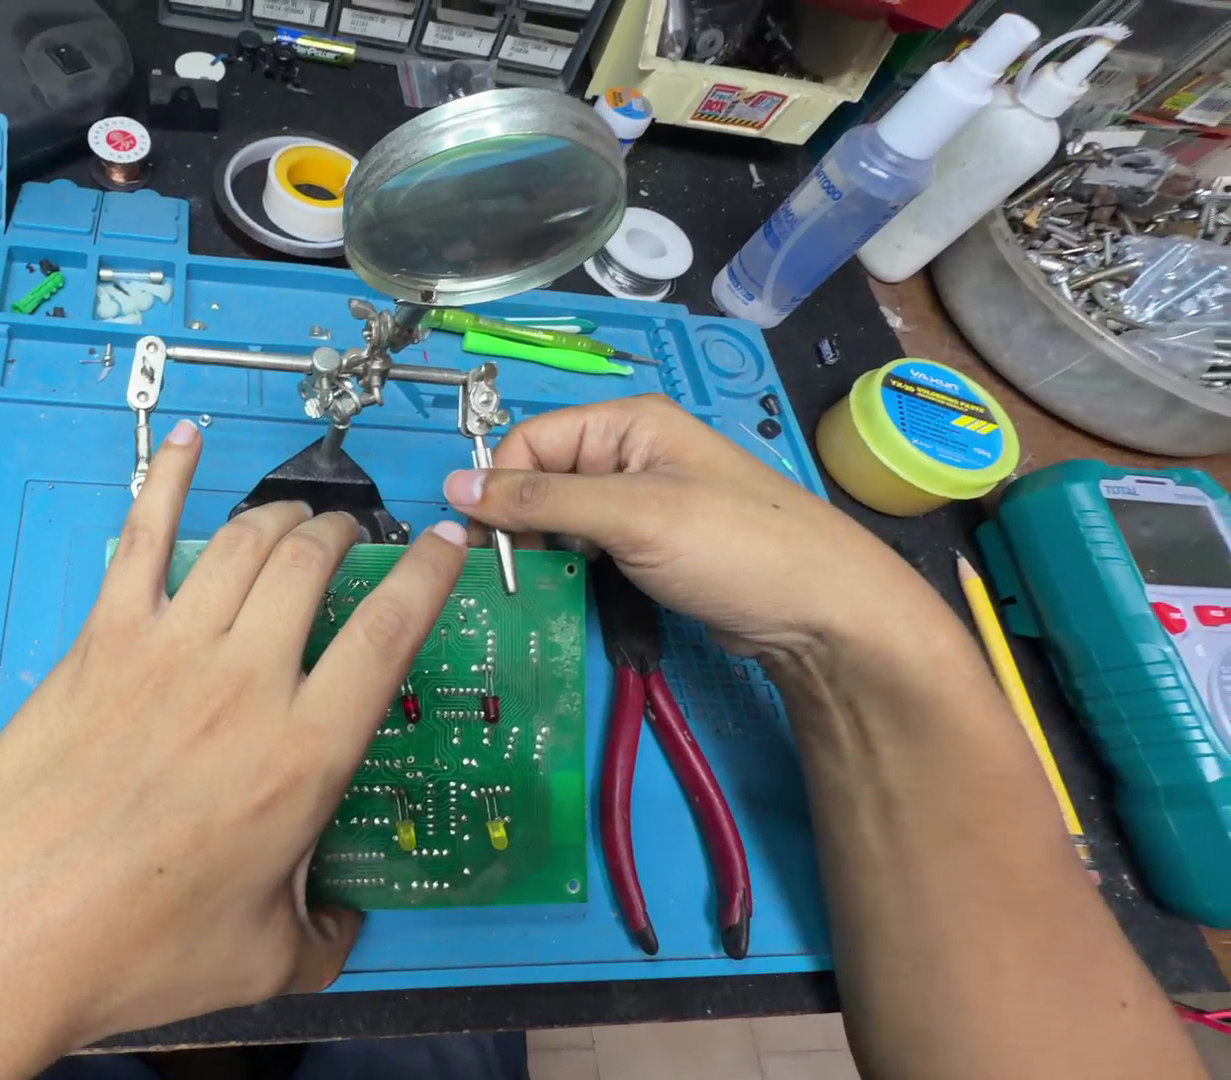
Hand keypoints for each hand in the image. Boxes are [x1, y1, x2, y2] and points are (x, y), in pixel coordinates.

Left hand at [0, 419, 469, 1079]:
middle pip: (313, 563)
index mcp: (303, 751)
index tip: (448, 540)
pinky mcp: (105, 636)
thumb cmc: (135, 948)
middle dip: (343, 534)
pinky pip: (144, 536)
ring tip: (296, 517)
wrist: (1, 930)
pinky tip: (187, 442)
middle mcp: (245, 680)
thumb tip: (343, 929)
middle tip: (348, 537)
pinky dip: (167, 478)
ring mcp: (170, 647)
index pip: (390, 632)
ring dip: (282, 516)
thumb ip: (323, 938)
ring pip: (245, 542)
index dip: (429, 573)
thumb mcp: (263, 961)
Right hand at [444, 395, 943, 662]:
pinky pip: (582, 537)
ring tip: (535, 578)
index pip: (529, 441)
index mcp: (625, 423)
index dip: (499, 486)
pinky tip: (564, 580)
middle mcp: (626, 451)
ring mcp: (637, 496)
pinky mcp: (644, 537)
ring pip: (556, 510)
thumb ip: (538, 498)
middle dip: (516, 518)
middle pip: (538, 475)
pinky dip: (563, 557)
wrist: (824, 615)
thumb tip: (452, 485)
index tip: (484, 541)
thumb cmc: (730, 548)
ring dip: (538, 541)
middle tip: (508, 567)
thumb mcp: (629, 515)